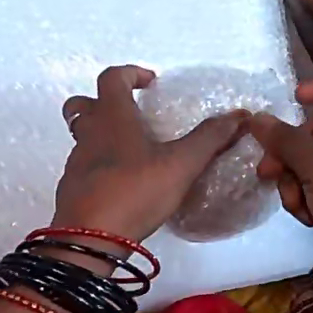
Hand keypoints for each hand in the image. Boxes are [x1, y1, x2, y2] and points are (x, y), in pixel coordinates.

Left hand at [54, 65, 248, 241]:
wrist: (90, 239)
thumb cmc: (134, 191)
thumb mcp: (181, 165)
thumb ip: (209, 139)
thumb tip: (240, 115)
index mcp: (112, 118)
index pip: (112, 78)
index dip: (130, 73)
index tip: (150, 82)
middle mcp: (88, 135)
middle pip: (83, 105)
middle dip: (103, 102)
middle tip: (130, 115)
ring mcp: (76, 164)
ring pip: (82, 138)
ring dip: (102, 137)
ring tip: (132, 154)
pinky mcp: (72, 191)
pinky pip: (84, 168)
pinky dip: (100, 167)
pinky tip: (122, 186)